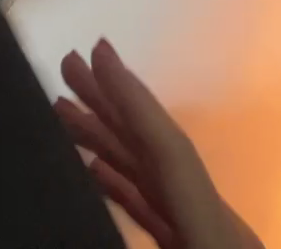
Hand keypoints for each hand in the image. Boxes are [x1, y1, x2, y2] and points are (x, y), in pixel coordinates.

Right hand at [53, 40, 264, 248]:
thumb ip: (140, 225)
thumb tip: (89, 175)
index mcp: (217, 235)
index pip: (169, 151)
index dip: (132, 97)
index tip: (98, 50)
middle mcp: (214, 229)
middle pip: (156, 153)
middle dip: (111, 105)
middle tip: (69, 63)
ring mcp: (204, 242)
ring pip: (150, 181)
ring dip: (107, 142)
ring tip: (62, 108)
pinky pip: (155, 212)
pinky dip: (122, 186)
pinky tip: (91, 168)